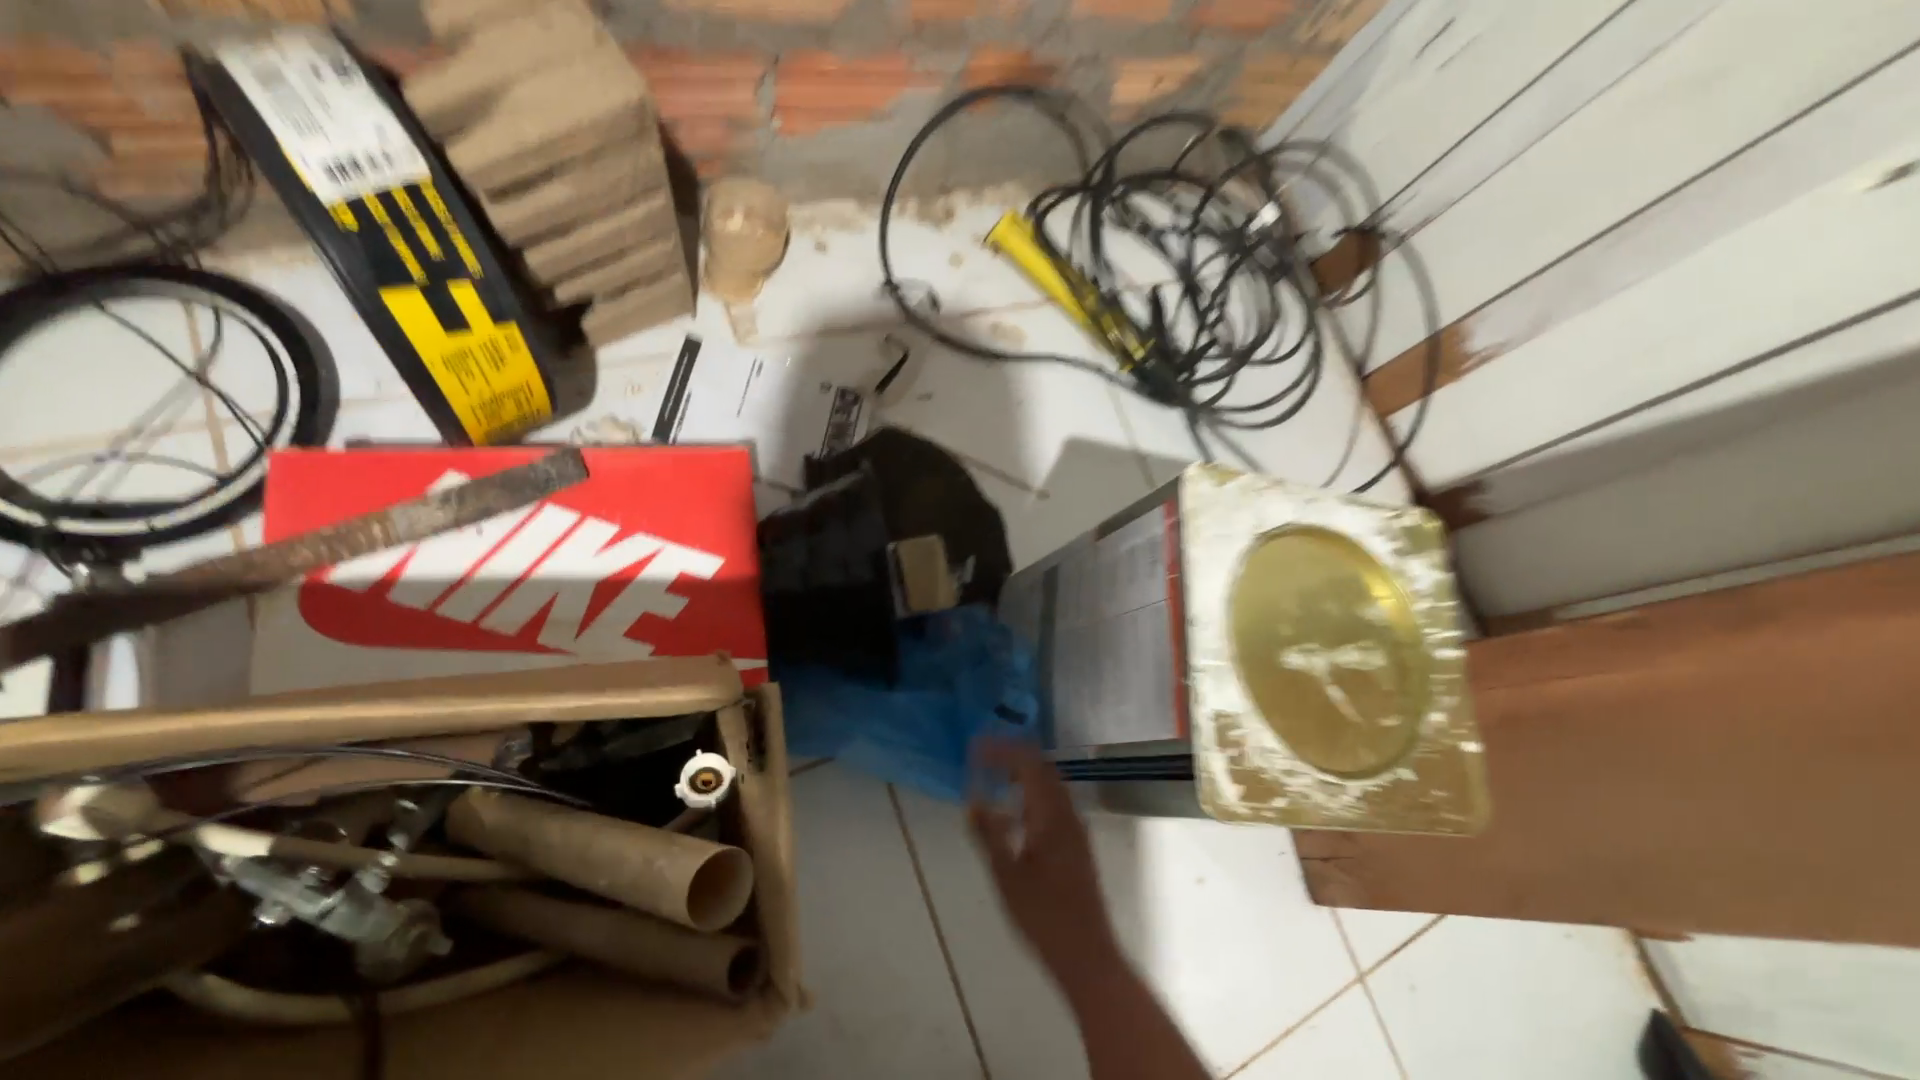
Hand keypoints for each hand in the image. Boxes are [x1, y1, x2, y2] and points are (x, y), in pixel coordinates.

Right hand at [967, 738, 1119, 976]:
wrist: (1086, 953)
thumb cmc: (1043, 916)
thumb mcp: (1006, 875)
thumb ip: (989, 835)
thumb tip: (974, 802)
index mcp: (1051, 816)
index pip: (1029, 765)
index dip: (1003, 750)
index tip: (976, 747)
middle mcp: (1068, 816)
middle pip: (1043, 771)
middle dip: (1014, 758)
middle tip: (984, 757)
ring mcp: (1077, 832)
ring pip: (1051, 789)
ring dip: (1024, 777)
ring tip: (995, 780)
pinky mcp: (1078, 848)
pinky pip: (1055, 806)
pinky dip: (1032, 798)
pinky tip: (1014, 819)